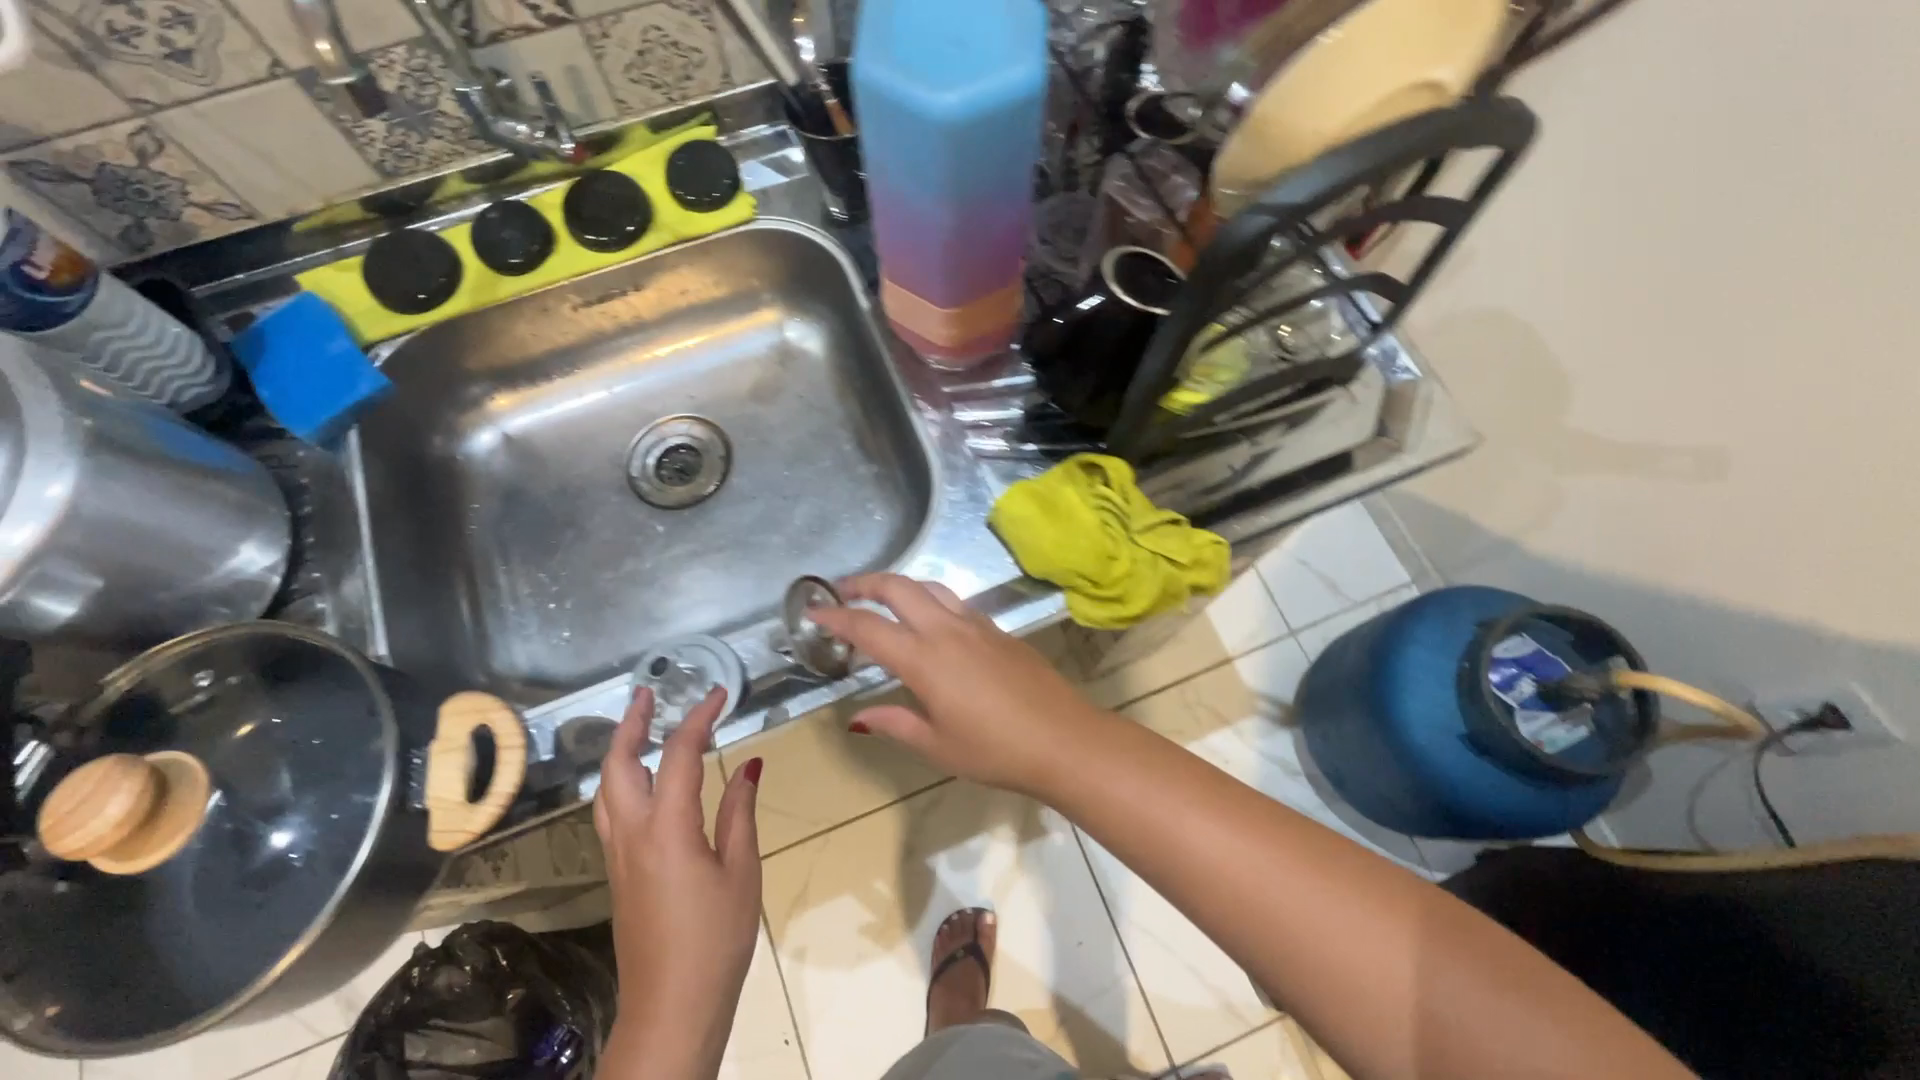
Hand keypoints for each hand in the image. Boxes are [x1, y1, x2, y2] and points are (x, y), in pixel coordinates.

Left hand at [594, 686, 761, 1078]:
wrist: (671, 1006)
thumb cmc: (715, 939)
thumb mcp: (741, 872)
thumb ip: (738, 814)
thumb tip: (749, 766)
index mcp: (666, 828)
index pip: (677, 755)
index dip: (698, 718)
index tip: (720, 694)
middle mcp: (631, 834)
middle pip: (618, 764)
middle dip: (631, 724)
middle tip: (649, 695)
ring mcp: (618, 855)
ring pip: (605, 788)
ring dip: (619, 751)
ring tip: (639, 728)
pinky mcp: (617, 874)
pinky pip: (610, 812)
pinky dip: (620, 781)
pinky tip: (640, 783)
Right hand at [806, 573, 1114, 795]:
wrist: (1064, 739)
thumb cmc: (995, 750)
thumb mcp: (937, 745)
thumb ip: (895, 723)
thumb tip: (859, 717)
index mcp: (924, 659)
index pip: (868, 627)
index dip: (836, 617)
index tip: (813, 611)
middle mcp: (947, 630)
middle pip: (898, 588)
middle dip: (865, 583)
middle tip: (842, 591)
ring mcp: (977, 626)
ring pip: (931, 587)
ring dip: (900, 585)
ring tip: (882, 598)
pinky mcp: (999, 631)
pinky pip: (956, 602)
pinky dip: (931, 599)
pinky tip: (930, 621)